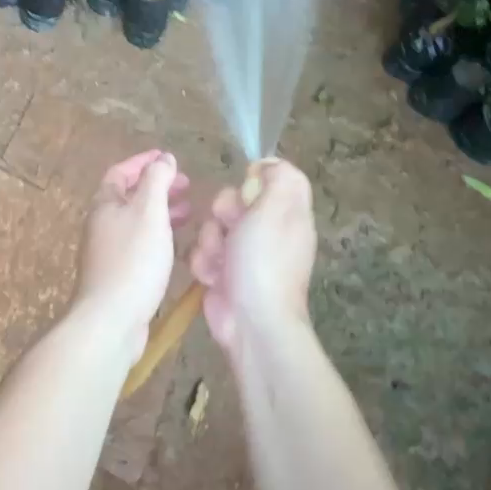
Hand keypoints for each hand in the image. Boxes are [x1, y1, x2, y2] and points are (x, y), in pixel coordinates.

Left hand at [71, 149, 190, 342]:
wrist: (111, 319)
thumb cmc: (132, 260)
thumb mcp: (149, 211)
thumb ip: (157, 181)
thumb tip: (163, 158)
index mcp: (105, 203)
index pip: (121, 171)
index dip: (144, 162)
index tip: (168, 157)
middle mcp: (102, 223)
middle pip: (130, 196)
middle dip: (157, 187)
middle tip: (186, 185)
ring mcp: (108, 250)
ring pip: (137, 221)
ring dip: (161, 211)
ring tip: (189, 211)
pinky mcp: (119, 273)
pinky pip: (140, 244)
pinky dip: (159, 235)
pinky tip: (177, 245)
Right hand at [188, 157, 316, 355]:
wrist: (252, 322)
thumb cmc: (265, 261)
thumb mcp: (278, 209)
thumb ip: (279, 178)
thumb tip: (265, 167)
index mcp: (288, 214)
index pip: (272, 178)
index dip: (255, 179)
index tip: (247, 190)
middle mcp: (267, 231)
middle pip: (234, 199)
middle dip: (224, 211)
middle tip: (231, 227)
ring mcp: (243, 254)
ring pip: (213, 225)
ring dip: (210, 241)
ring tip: (220, 260)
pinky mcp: (222, 273)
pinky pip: (202, 252)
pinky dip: (204, 263)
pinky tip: (212, 277)